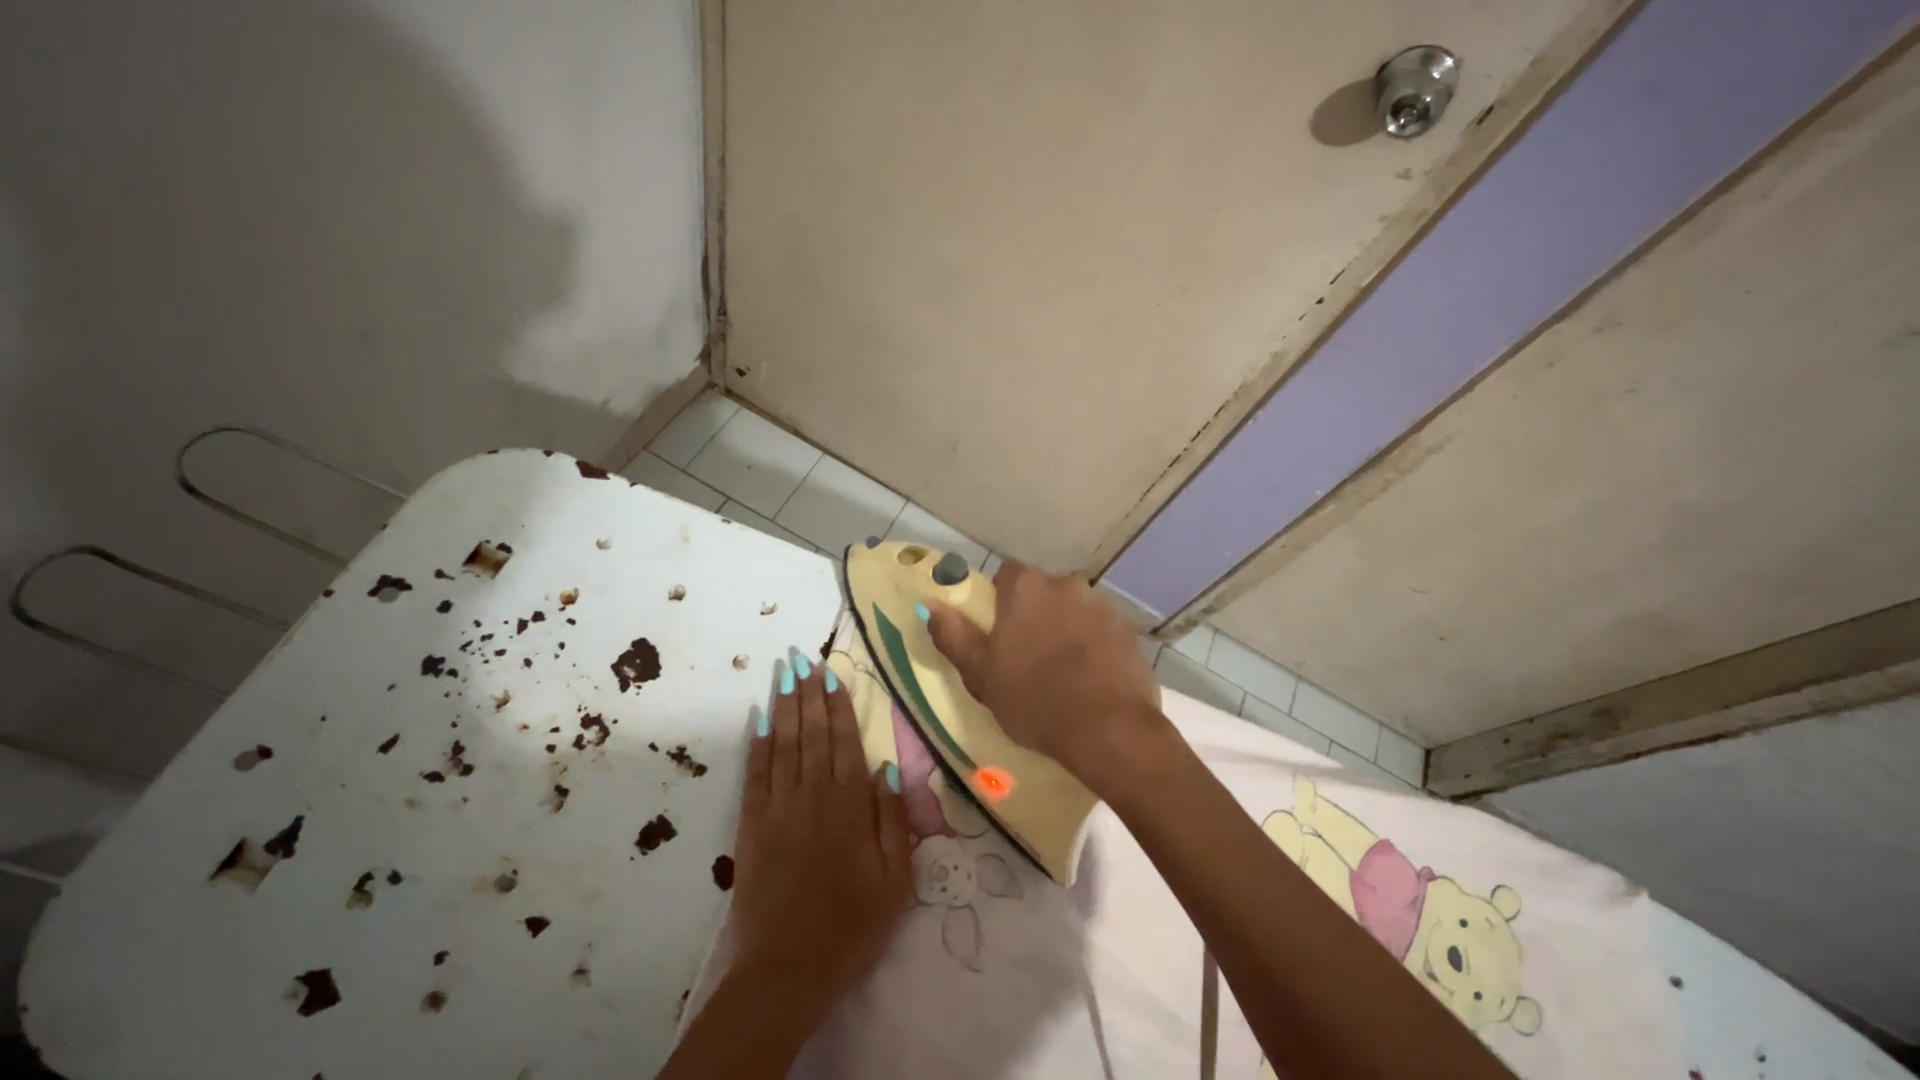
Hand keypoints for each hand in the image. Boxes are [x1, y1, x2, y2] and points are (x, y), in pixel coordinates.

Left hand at [730, 654, 913, 1011]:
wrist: (789, 966)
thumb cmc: (853, 925)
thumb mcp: (895, 879)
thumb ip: (893, 821)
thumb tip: (889, 769)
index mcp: (850, 806)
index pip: (844, 741)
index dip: (837, 704)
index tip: (832, 672)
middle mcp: (812, 796)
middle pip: (810, 733)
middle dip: (807, 692)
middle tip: (802, 656)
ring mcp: (778, 808)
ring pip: (782, 744)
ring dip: (783, 706)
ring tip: (784, 673)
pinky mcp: (751, 826)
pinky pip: (755, 774)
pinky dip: (756, 744)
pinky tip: (758, 719)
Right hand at [926, 560, 1169, 794]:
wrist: (1109, 730)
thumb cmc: (1034, 700)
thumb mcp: (980, 674)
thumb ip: (954, 635)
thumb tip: (932, 606)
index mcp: (1026, 588)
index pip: (1006, 575)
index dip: (998, 602)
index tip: (997, 634)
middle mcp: (1066, 584)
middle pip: (1042, 593)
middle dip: (1033, 616)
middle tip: (1026, 658)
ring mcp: (1102, 606)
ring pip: (1073, 611)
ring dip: (1064, 630)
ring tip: (1061, 673)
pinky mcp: (1128, 631)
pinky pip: (1100, 631)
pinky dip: (1092, 646)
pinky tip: (1089, 680)